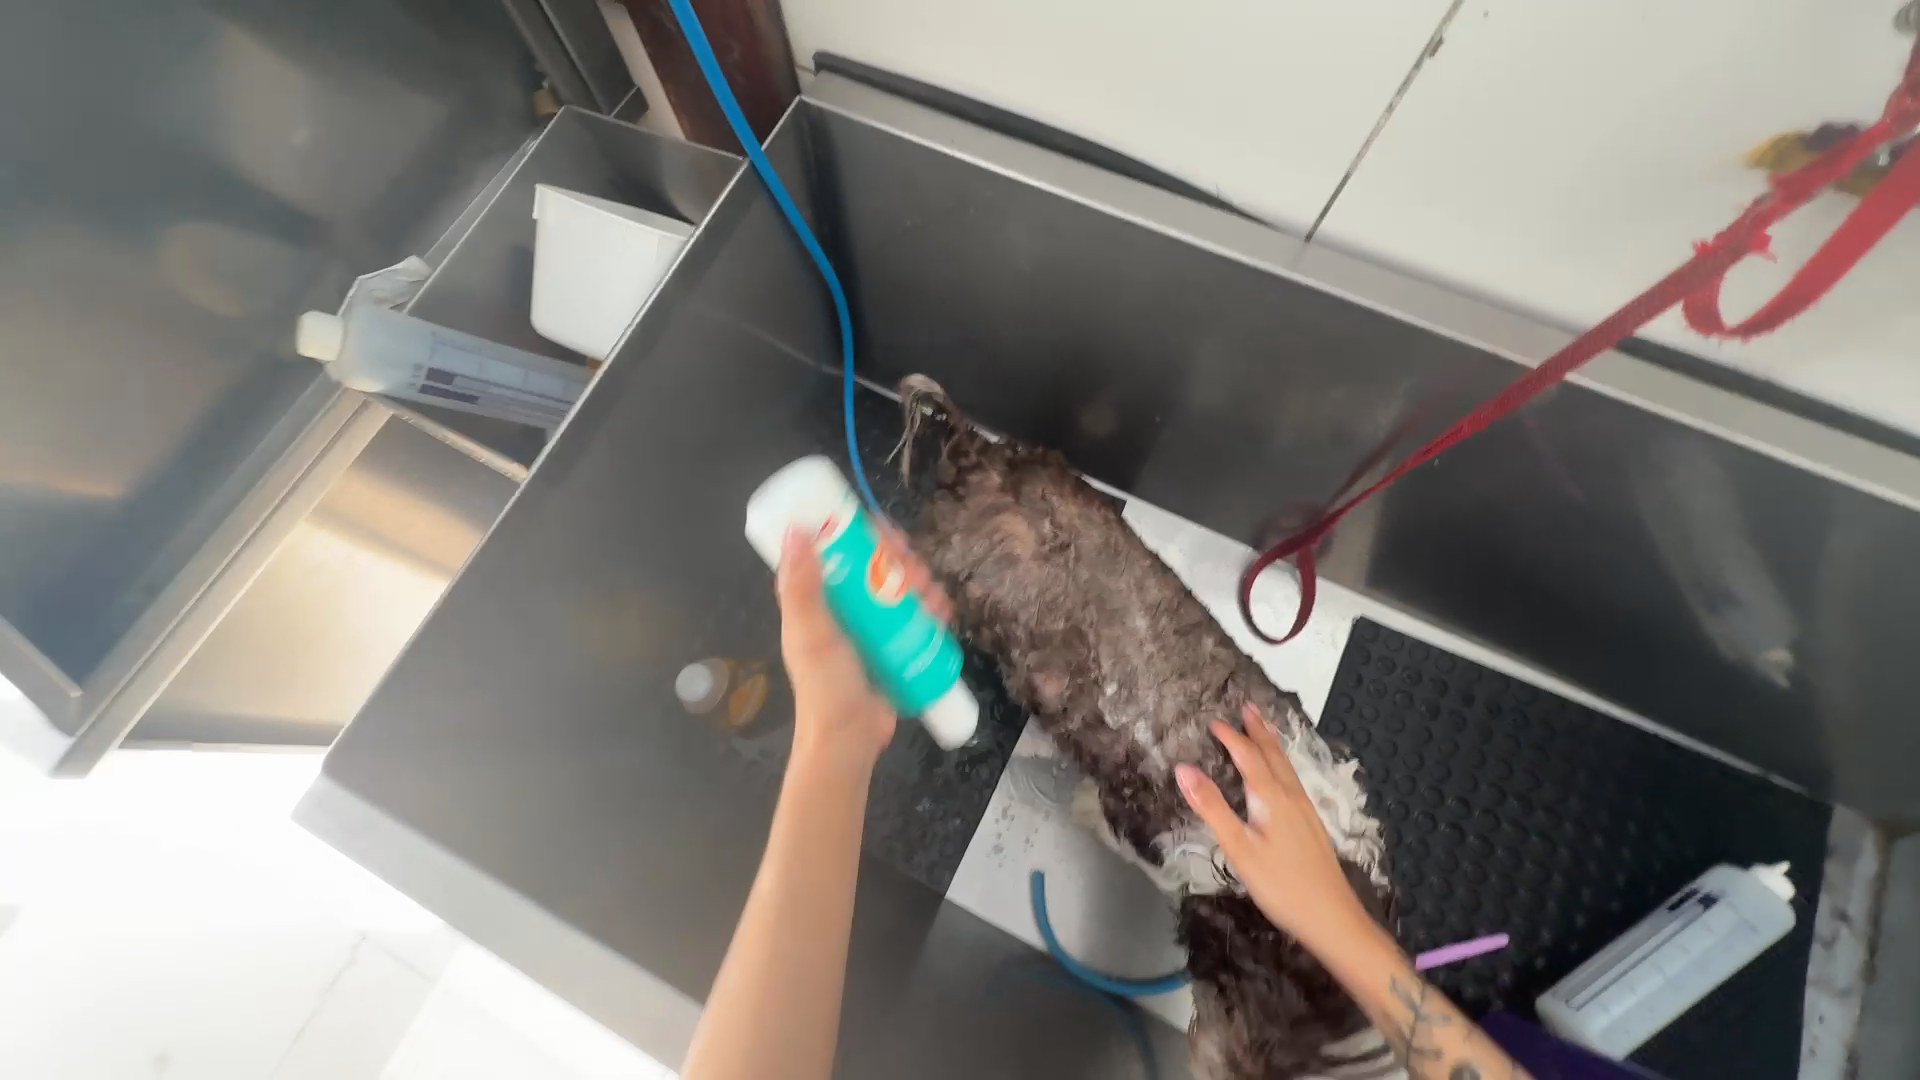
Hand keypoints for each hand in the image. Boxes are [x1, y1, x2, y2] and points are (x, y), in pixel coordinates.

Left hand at [775, 527, 951, 770]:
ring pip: (903, 589)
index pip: (839, 553)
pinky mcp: (898, 647)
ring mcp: (875, 628)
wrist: (850, 738)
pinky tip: (943, 610)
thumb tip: (794, 532)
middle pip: (877, 567)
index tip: (881, 528)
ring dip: (922, 581)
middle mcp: (847, 610)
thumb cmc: (825, 685)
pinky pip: (920, 619)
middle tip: (911, 565)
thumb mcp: (810, 634)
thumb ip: (802, 587)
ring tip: (931, 592)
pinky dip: (934, 610)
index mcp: (819, 601)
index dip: (861, 534)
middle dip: (899, 559)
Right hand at [1175, 705, 1372, 950]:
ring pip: (1286, 767)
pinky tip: (1282, 774)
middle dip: (1259, 730)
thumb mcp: (1238, 847)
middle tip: (1247, 706)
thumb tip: (1183, 768)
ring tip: (1265, 727)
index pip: (1248, 757)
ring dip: (1272, 744)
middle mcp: (1290, 797)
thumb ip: (1211, 807)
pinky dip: (1282, 763)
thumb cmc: (1280, 884)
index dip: (1231, 737)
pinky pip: (1293, 780)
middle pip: (1273, 755)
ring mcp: (1305, 811)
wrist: (1333, 920)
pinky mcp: (1311, 826)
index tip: (1213, 721)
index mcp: (1271, 797)